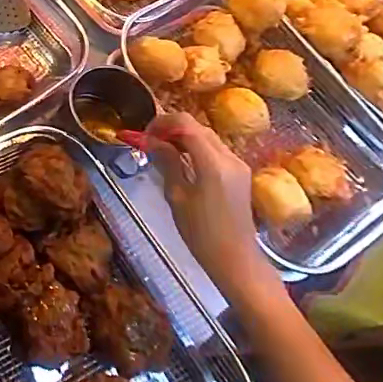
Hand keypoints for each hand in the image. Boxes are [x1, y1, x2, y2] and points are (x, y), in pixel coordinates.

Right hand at [144, 112, 277, 293]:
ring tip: (160, 151)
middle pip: (196, 127)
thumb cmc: (201, 234)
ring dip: (182, 137)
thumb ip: (166, 162)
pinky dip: (194, 147)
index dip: (161, 122)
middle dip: (170, 128)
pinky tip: (180, 161)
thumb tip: (150, 141)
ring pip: (206, 136)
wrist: (235, 259)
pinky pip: (214, 150)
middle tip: (148, 142)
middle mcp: (229, 157)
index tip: (143, 134)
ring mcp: (237, 164)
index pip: (185, 124)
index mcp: (212, 163)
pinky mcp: (239, 173)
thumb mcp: (177, 196)